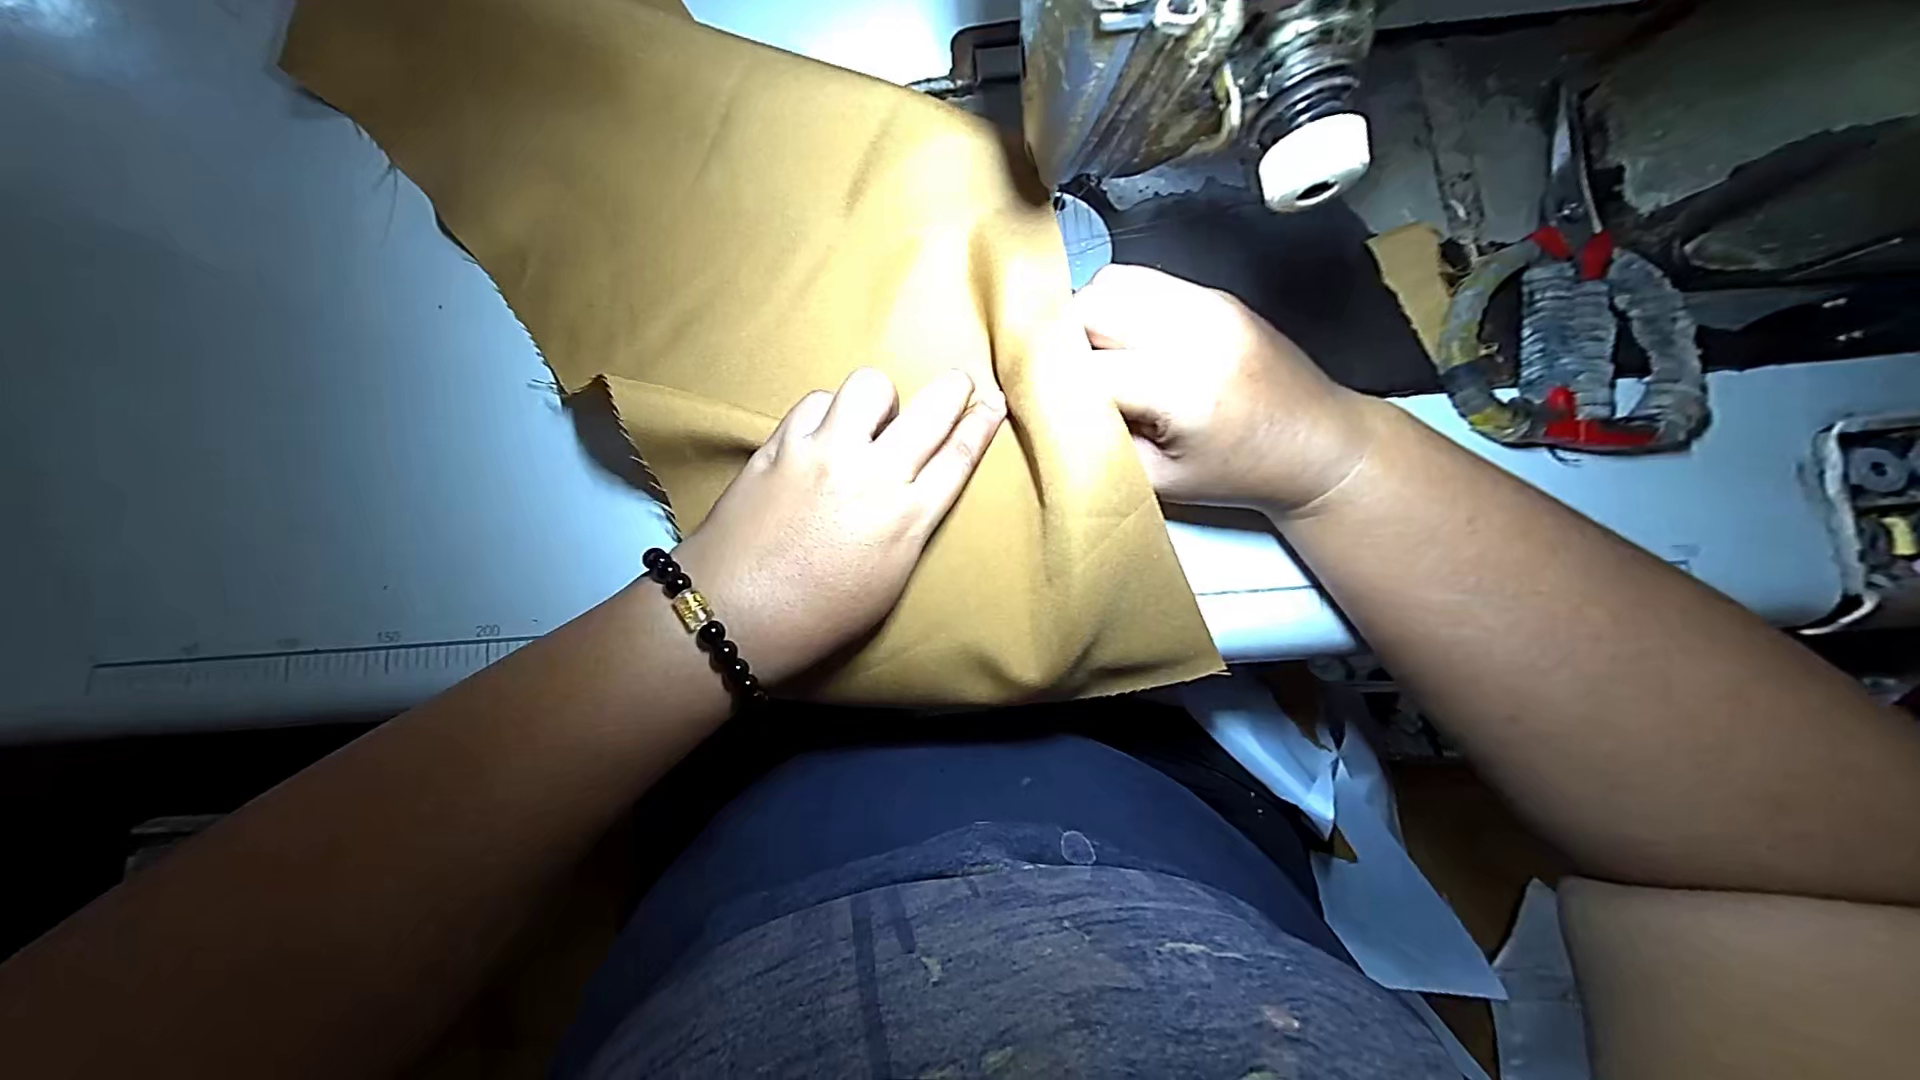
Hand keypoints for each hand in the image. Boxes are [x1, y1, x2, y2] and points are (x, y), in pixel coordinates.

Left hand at [666, 367, 1004, 684]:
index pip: (958, 457)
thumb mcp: (887, 581)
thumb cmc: (818, 615)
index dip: (981, 425)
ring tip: (871, 421)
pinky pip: (816, 402)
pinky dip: (828, 412)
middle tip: (958, 382)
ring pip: (870, 387)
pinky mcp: (780, 445)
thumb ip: (909, 526)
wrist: (732, 614)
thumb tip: (916, 487)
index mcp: (906, 519)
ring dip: (880, 401)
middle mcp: (872, 475)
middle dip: (955, 389)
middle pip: (930, 411)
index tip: (992, 404)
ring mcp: (823, 453)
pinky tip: (823, 433)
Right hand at [1074, 264, 1379, 514]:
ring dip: (1087, 317)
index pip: (1081, 368)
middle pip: (1088, 307)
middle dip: (1061, 343)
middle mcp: (1193, 330)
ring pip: (1110, 281)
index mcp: (1180, 387)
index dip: (1045, 386)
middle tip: (1062, 381)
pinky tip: (1126, 343)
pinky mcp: (1215, 294)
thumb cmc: (1239, 474)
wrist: (1320, 444)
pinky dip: (1118, 307)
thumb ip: (1100, 442)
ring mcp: (1208, 303)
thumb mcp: (1158, 479)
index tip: (1029, 403)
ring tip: (1094, 359)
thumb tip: (1052, 410)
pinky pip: (1142, 281)